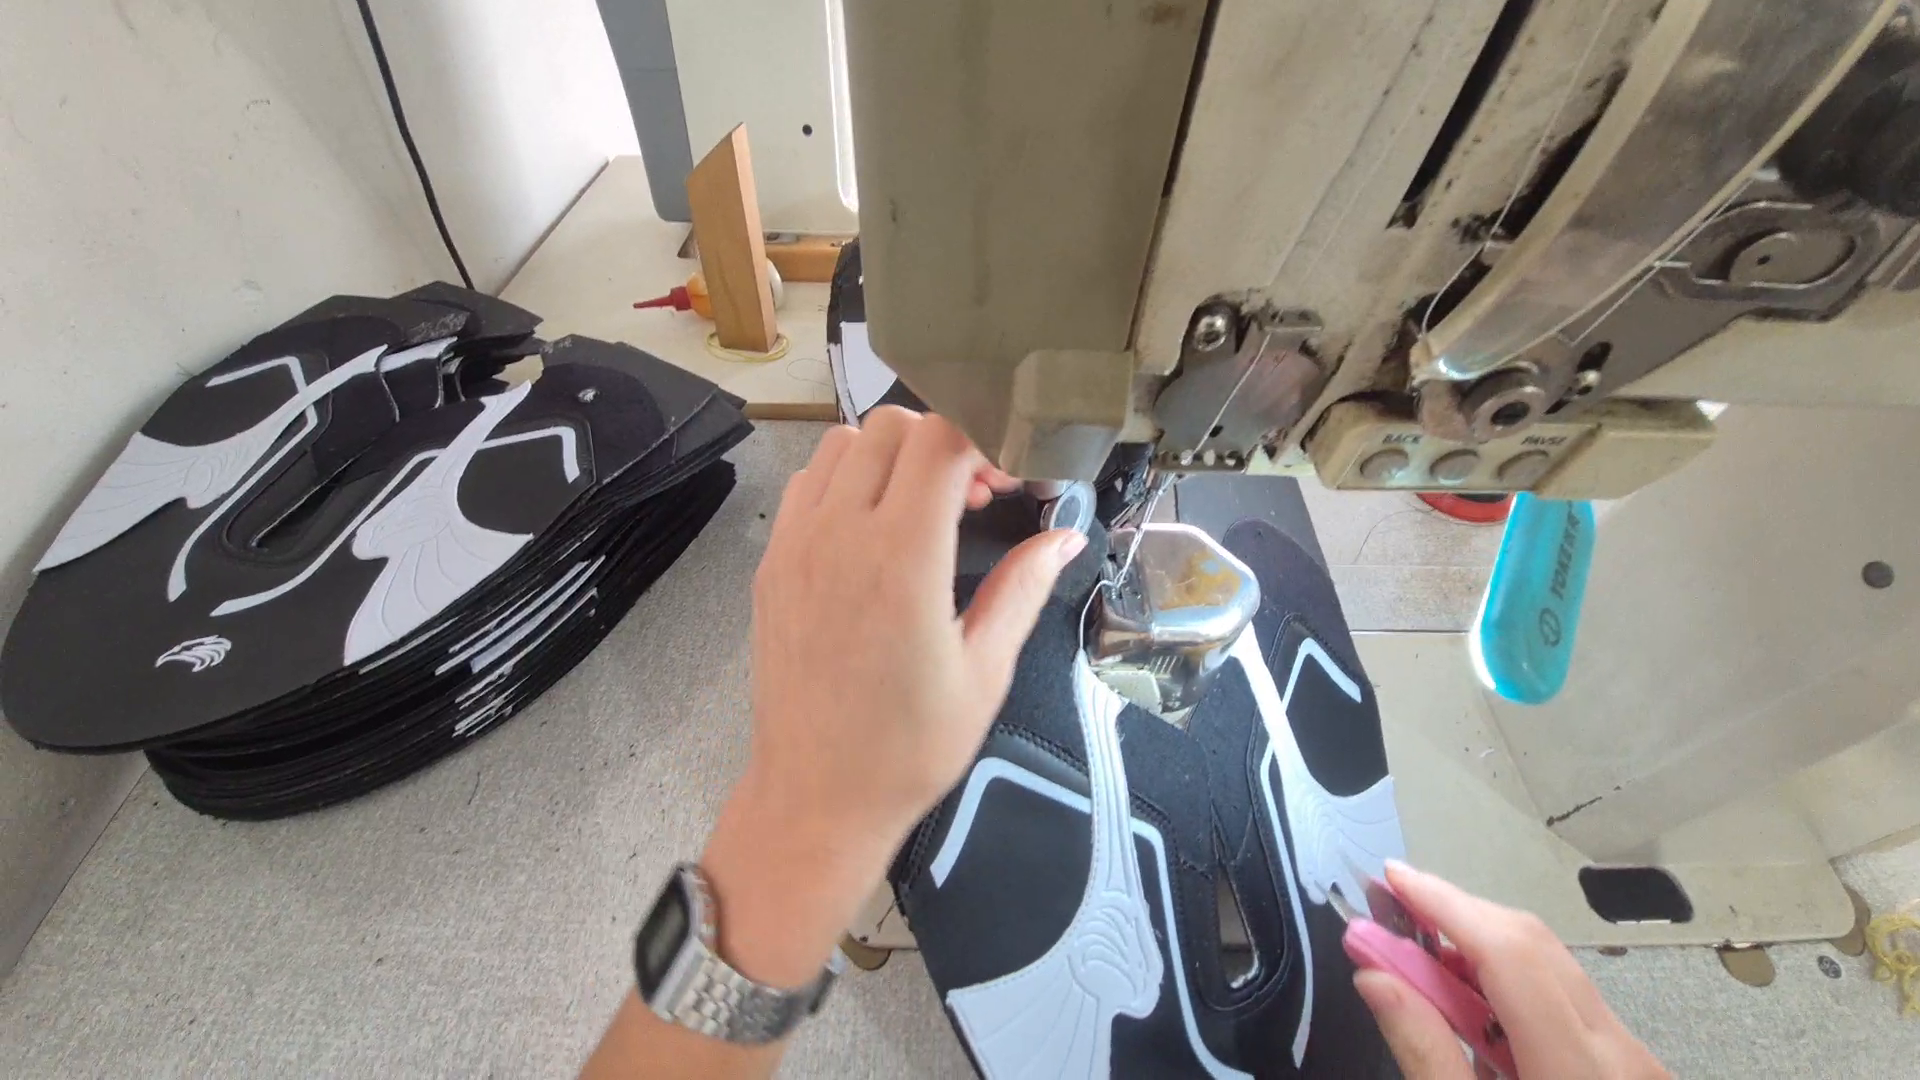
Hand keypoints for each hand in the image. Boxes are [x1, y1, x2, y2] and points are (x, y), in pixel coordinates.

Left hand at [701, 408, 1084, 985]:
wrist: (815, 796)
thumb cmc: (908, 746)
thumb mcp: (984, 670)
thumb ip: (1023, 588)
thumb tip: (1064, 537)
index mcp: (902, 559)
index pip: (938, 440)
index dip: (981, 441)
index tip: (1003, 483)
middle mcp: (840, 535)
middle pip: (890, 425)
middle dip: (940, 441)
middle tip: (970, 497)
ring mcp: (796, 544)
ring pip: (842, 443)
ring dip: (890, 455)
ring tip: (920, 508)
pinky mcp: (772, 562)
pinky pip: (808, 483)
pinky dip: (846, 479)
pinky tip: (871, 529)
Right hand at [1353, 862, 1668, 1079]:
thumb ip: (1424, 1052)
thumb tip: (1372, 972)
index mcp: (1580, 1072)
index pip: (1508, 953)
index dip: (1444, 903)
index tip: (1390, 878)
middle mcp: (1624, 1057)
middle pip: (1532, 943)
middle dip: (1454, 913)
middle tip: (1391, 911)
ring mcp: (1640, 1063)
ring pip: (1550, 964)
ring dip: (1476, 946)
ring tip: (1420, 964)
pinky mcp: (1637, 1071)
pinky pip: (1565, 997)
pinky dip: (1506, 981)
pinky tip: (1471, 1008)